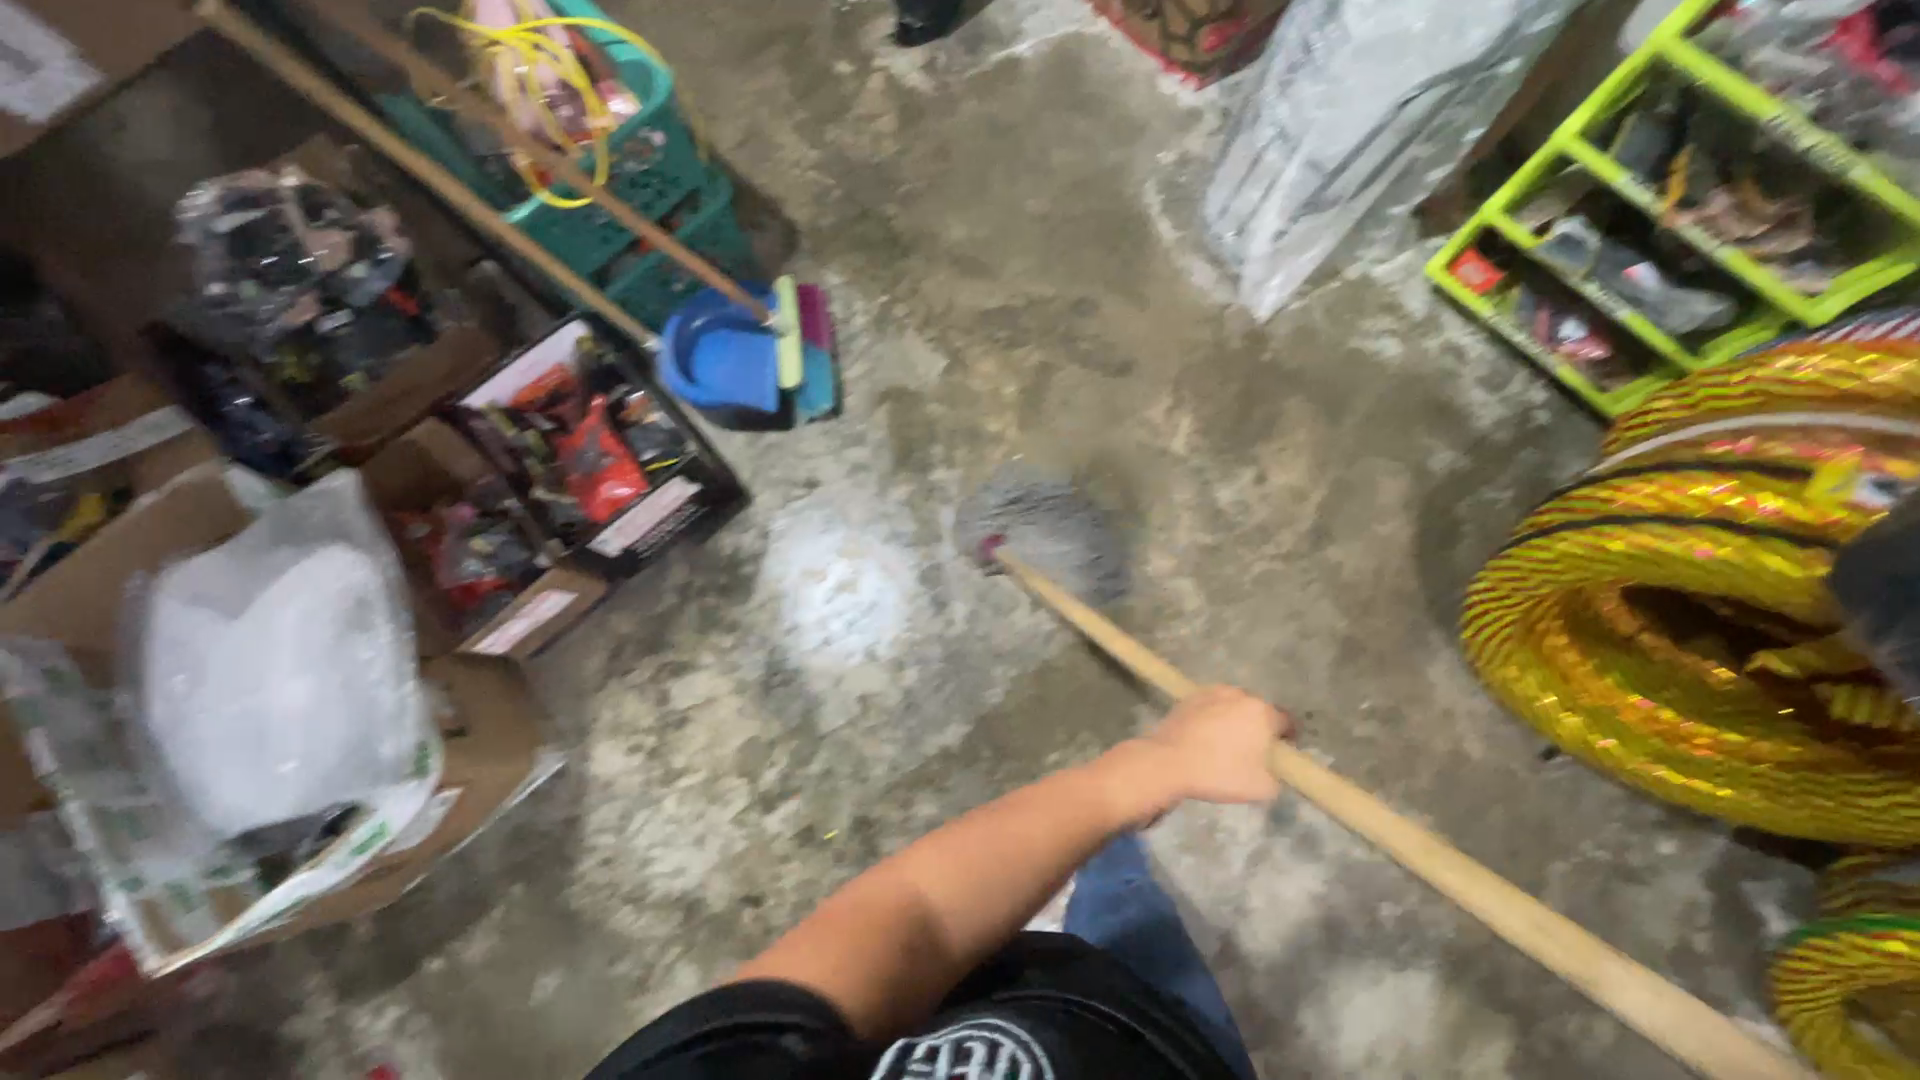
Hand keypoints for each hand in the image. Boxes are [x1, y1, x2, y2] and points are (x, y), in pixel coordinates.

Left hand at [1140, 686, 1291, 805]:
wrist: (1168, 761)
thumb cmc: (1219, 773)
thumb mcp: (1262, 788)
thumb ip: (1277, 777)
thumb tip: (1272, 771)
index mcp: (1262, 712)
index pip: (1286, 721)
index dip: (1287, 737)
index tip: (1281, 752)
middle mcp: (1239, 695)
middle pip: (1258, 710)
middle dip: (1259, 726)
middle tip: (1252, 749)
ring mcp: (1211, 692)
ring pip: (1232, 705)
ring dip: (1234, 718)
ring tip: (1225, 741)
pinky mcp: (1189, 697)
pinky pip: (1210, 706)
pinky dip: (1212, 717)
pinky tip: (1205, 735)